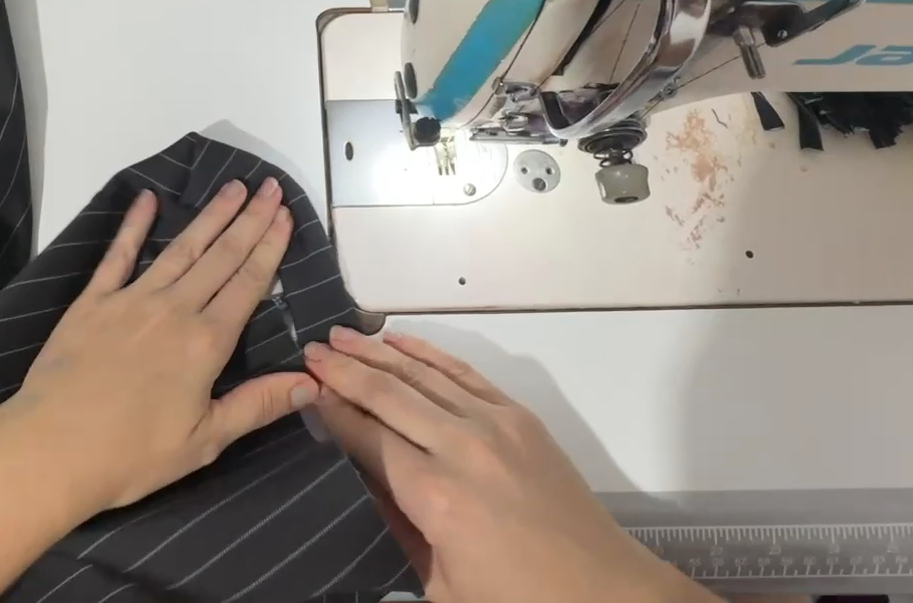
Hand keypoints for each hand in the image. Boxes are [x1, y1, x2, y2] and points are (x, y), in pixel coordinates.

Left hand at [0, 179, 317, 515]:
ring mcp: (132, 298)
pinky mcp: (94, 300)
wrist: (50, 451)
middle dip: (250, 219)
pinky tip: (147, 198)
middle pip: (222, 256)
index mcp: (205, 342)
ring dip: (211, 214)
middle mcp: (175, 308)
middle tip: (270, 186)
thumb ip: (257, 405)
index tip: (285, 214)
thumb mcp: (204, 442)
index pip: (248, 283)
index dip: (270, 246)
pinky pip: (119, 254)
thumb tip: (312, 381)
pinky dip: (134, 224)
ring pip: (182, 247)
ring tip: (233, 185)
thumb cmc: (132, 455)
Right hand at [305, 329, 708, 602]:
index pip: (368, 437)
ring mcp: (492, 422)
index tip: (305, 386)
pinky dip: (426, 352)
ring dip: (376, 352)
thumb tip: (363, 471)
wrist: (606, 597)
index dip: (333, 410)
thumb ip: (397, 524)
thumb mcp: (441, 589)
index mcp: (436, 496)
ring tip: (340, 335)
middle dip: (343, 370)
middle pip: (387, 394)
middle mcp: (459, 445)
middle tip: (310, 350)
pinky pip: (462, 372)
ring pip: (420, 374)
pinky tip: (398, 339)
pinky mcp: (517, 414)